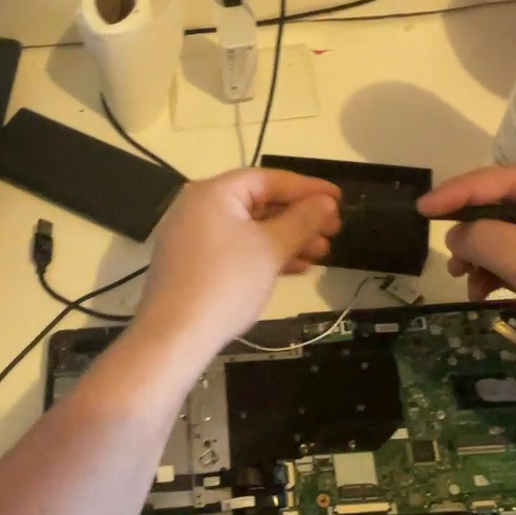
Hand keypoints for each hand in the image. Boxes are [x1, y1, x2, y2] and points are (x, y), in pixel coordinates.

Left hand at [133, 169, 341, 352]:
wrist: (175, 335)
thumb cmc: (226, 283)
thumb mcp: (271, 248)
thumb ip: (302, 220)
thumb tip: (325, 202)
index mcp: (214, 192)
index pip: (269, 179)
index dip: (308, 188)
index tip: (339, 199)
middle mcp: (198, 206)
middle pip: (258, 203)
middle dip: (299, 218)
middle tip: (334, 230)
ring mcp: (192, 236)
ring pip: (249, 229)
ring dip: (287, 239)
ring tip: (321, 253)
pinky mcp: (192, 263)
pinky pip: (235, 248)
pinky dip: (263, 255)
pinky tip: (294, 268)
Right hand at [418, 165, 515, 402]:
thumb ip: (492, 239)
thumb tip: (457, 234)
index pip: (512, 180)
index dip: (463, 190)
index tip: (424, 209)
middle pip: (508, 208)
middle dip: (473, 229)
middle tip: (448, 255)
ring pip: (507, 238)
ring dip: (479, 255)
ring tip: (464, 279)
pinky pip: (515, 265)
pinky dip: (492, 276)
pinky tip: (482, 294)